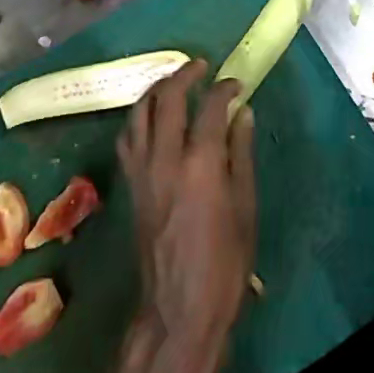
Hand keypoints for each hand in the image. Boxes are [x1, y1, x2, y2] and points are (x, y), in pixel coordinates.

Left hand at [115, 60, 255, 372]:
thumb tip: (242, 113)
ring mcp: (142, 167)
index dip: (224, 88)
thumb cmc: (224, 262)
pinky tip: (150, 115)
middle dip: (185, 75)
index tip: (236, 83)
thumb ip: (241, 154)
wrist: (179, 305)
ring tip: (173, 80)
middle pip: (168, 98)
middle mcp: (165, 156)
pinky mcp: (129, 180)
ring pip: (141, 110)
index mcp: (201, 163)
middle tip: (201, 66)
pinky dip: (139, 116)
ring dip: (157, 88)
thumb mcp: (245, 208)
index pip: (210, 107)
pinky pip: (128, 135)